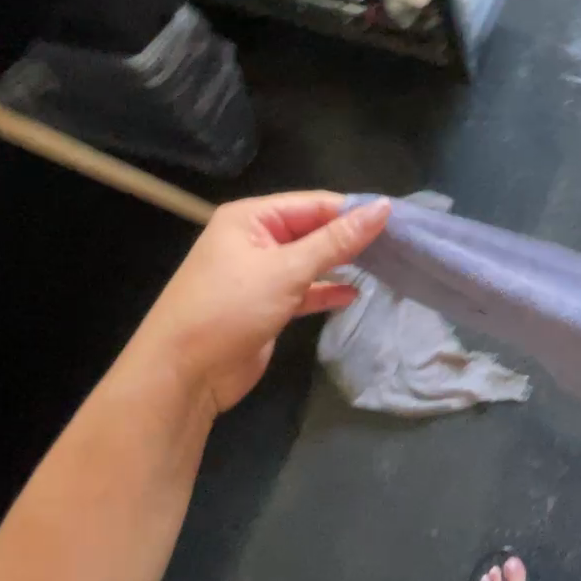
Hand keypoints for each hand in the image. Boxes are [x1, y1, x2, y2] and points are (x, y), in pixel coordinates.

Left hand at [132, 192, 390, 413]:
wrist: (181, 376)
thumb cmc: (229, 309)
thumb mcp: (287, 270)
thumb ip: (337, 240)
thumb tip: (383, 209)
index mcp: (251, 218)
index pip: (315, 203)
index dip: (355, 210)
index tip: (399, 219)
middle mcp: (255, 239)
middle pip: (314, 229)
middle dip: (352, 237)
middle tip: (399, 243)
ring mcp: (260, 273)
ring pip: (312, 260)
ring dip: (342, 263)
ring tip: (386, 265)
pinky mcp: (267, 304)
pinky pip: (305, 289)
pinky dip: (327, 290)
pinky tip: (355, 294)